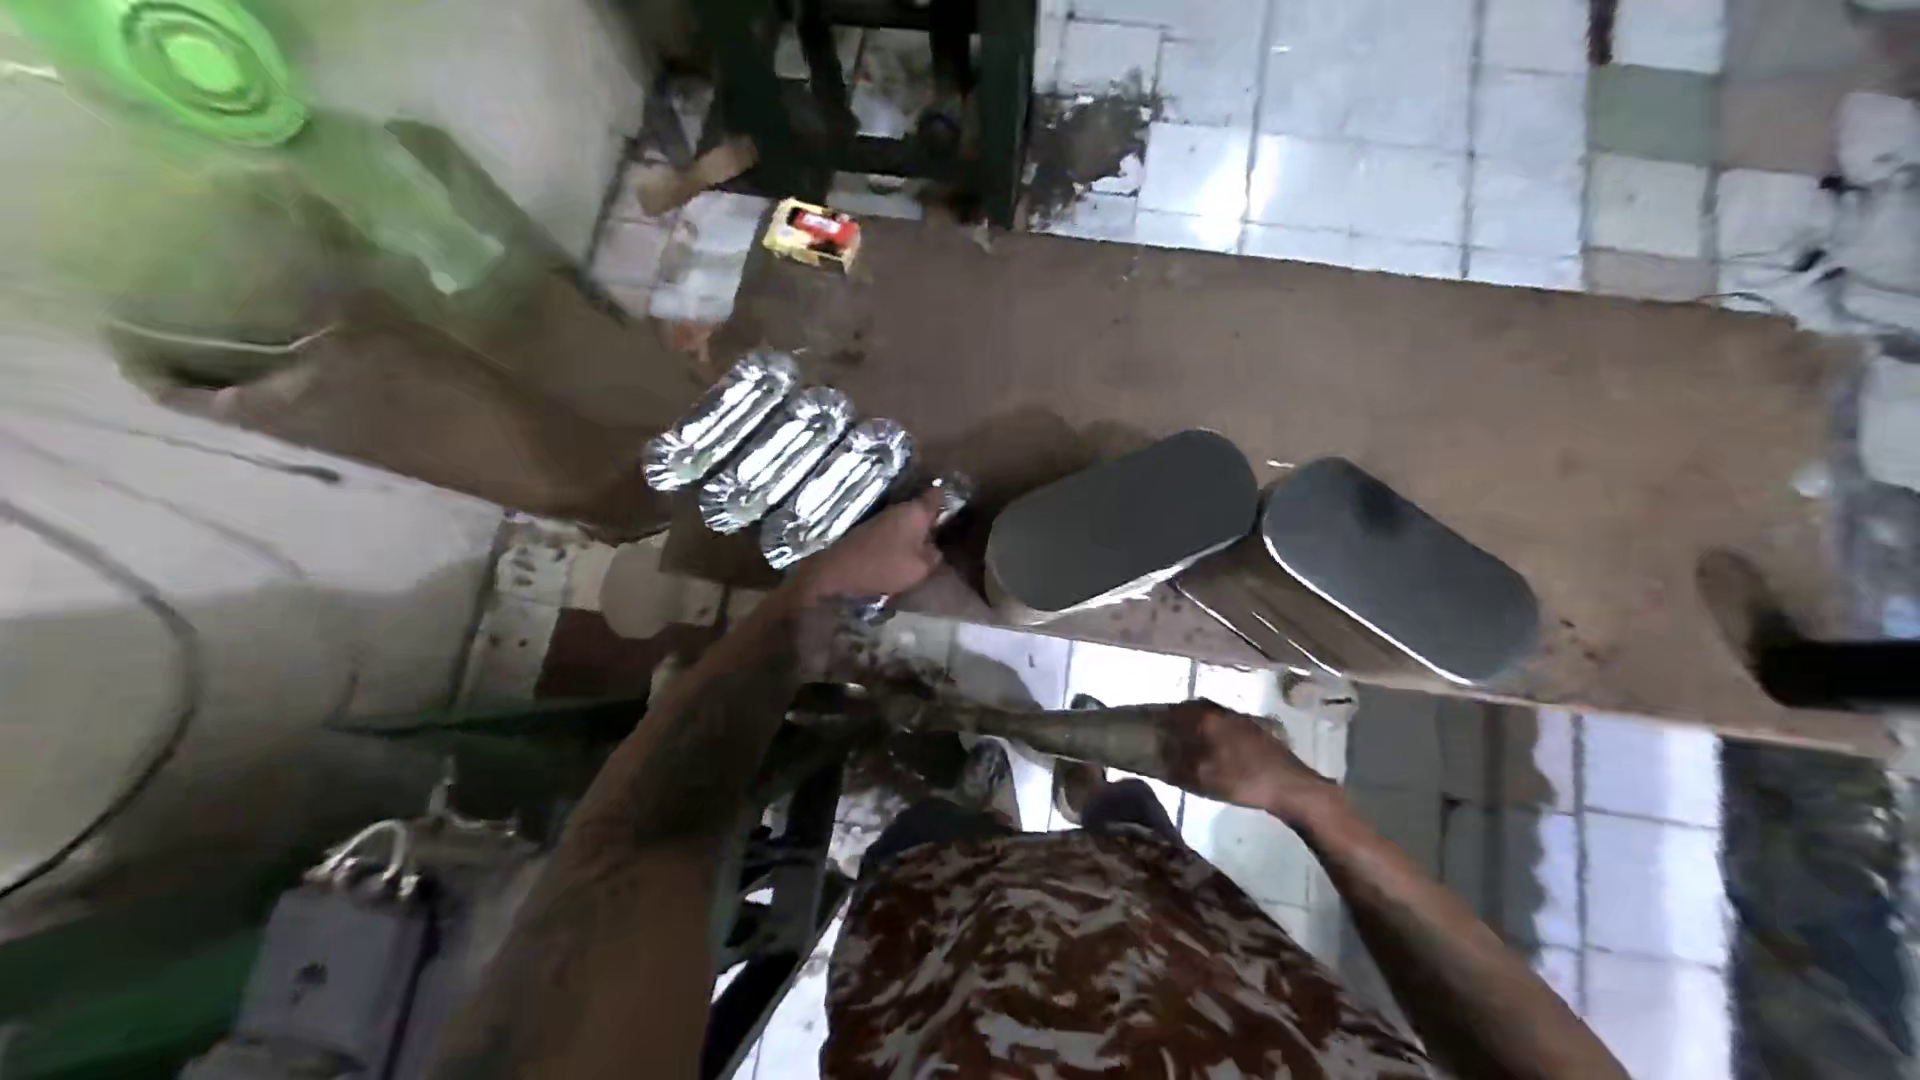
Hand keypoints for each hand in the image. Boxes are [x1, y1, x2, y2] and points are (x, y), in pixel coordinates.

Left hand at [787, 489, 945, 602]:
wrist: (837, 572)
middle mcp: (900, 508)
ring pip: (908, 519)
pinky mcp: (870, 529)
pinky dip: (903, 538)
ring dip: (917, 531)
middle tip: (946, 536)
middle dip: (934, 520)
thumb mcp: (920, 568)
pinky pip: (895, 529)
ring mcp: (883, 517)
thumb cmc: (884, 567)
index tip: (959, 512)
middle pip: (923, 508)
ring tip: (927, 548)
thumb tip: (936, 548)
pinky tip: (906, 553)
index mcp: (916, 512)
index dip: (950, 500)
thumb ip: (935, 555)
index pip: (938, 494)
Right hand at [1163, 700, 1340, 823]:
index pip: (1173, 712)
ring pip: (1208, 714)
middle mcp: (1221, 712)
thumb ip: (1179, 766)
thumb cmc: (1244, 781)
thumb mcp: (1205, 778)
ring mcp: (1240, 718)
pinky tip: (1211, 744)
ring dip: (1194, 722)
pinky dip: (1210, 729)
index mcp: (1207, 719)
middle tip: (1163, 731)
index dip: (1158, 719)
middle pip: (1190, 709)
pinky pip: (1222, 722)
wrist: (1292, 787)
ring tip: (1184, 738)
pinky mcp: (1253, 728)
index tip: (1148, 726)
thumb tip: (1158, 758)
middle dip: (1175, 718)